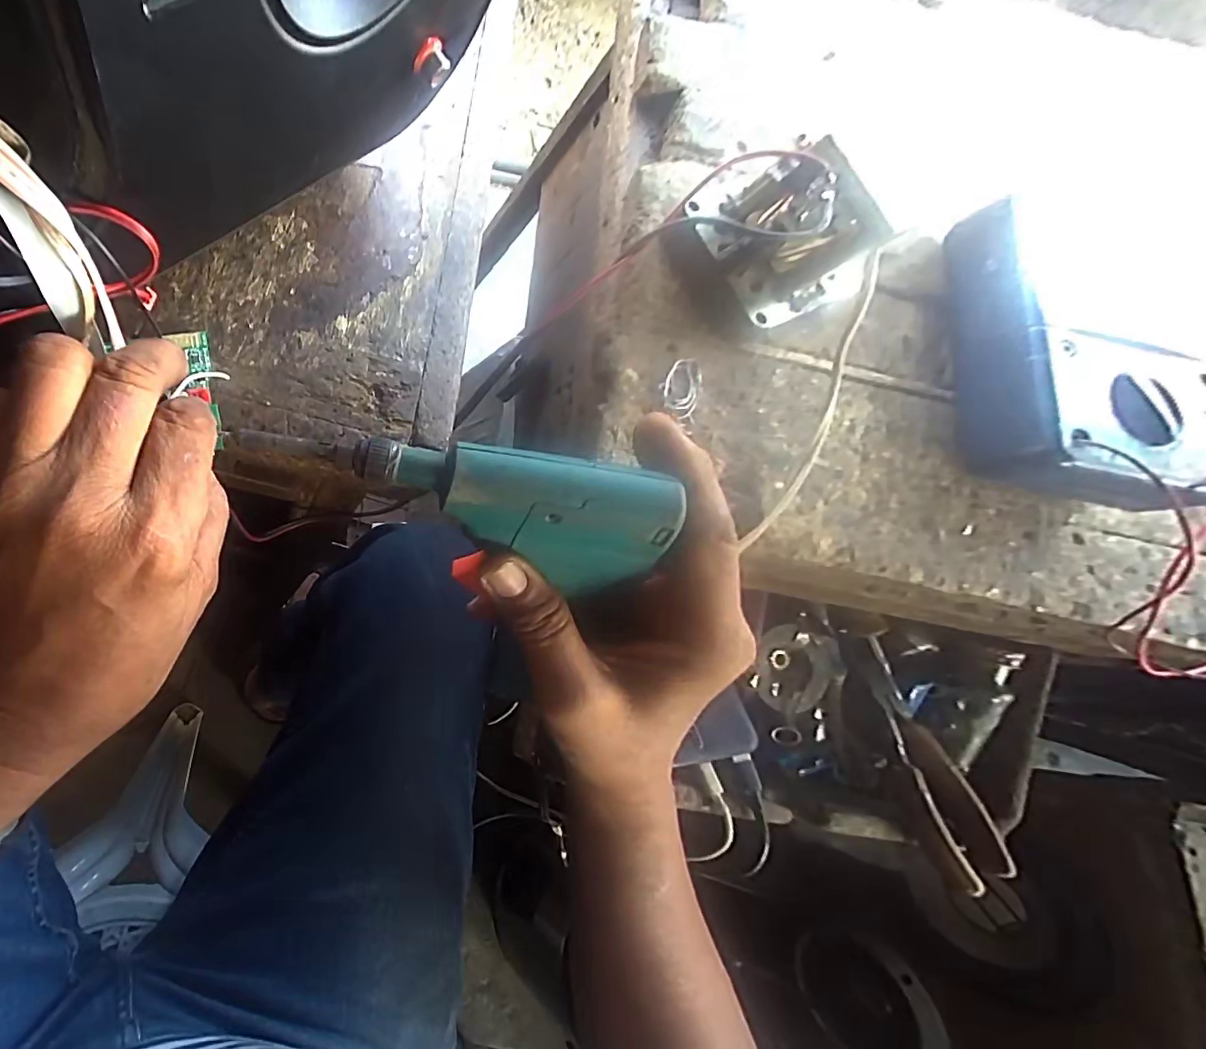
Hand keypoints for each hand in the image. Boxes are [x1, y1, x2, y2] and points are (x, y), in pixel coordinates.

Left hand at [0, 336, 227, 832]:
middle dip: (156, 361)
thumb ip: (205, 509)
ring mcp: (11, 488)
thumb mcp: (197, 592)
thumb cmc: (122, 658)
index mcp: (156, 536)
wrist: (10, 706)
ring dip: (89, 363)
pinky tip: (44, 431)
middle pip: (126, 379)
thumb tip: (193, 443)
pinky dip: (28, 401)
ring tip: (98, 387)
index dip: (195, 412)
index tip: (187, 423)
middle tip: (160, 369)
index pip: (187, 425)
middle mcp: (85, 499)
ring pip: (53, 363)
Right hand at [476, 413, 753, 789]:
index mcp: (708, 631)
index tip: (652, 429)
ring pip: (651, 536)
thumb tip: (495, 559)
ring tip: (556, 490)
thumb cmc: (607, 746)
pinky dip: (587, 540)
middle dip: (635, 486)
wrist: (617, 777)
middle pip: (680, 526)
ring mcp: (680, 604)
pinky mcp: (653, 604)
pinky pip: (625, 555)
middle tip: (592, 453)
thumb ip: (539, 626)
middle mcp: (705, 608)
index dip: (686, 478)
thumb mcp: (571, 692)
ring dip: (604, 512)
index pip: (710, 538)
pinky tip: (549, 535)